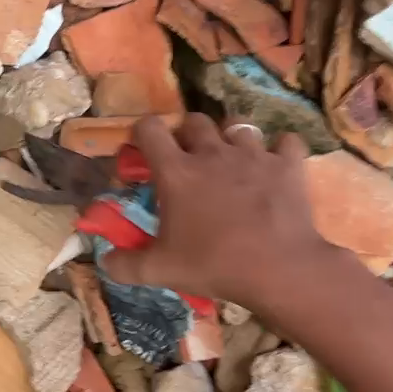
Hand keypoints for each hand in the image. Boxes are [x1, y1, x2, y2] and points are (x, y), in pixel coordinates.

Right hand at [101, 114, 340, 309]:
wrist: (278, 269)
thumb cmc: (212, 265)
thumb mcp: (159, 270)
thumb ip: (125, 265)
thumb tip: (105, 262)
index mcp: (176, 172)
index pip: (149, 129)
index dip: (142, 132)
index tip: (142, 149)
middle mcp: (212, 153)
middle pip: (194, 120)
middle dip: (186, 133)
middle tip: (187, 158)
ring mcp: (253, 155)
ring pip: (238, 125)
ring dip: (229, 137)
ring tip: (230, 159)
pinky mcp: (287, 165)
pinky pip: (285, 141)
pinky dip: (279, 149)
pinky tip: (274, 165)